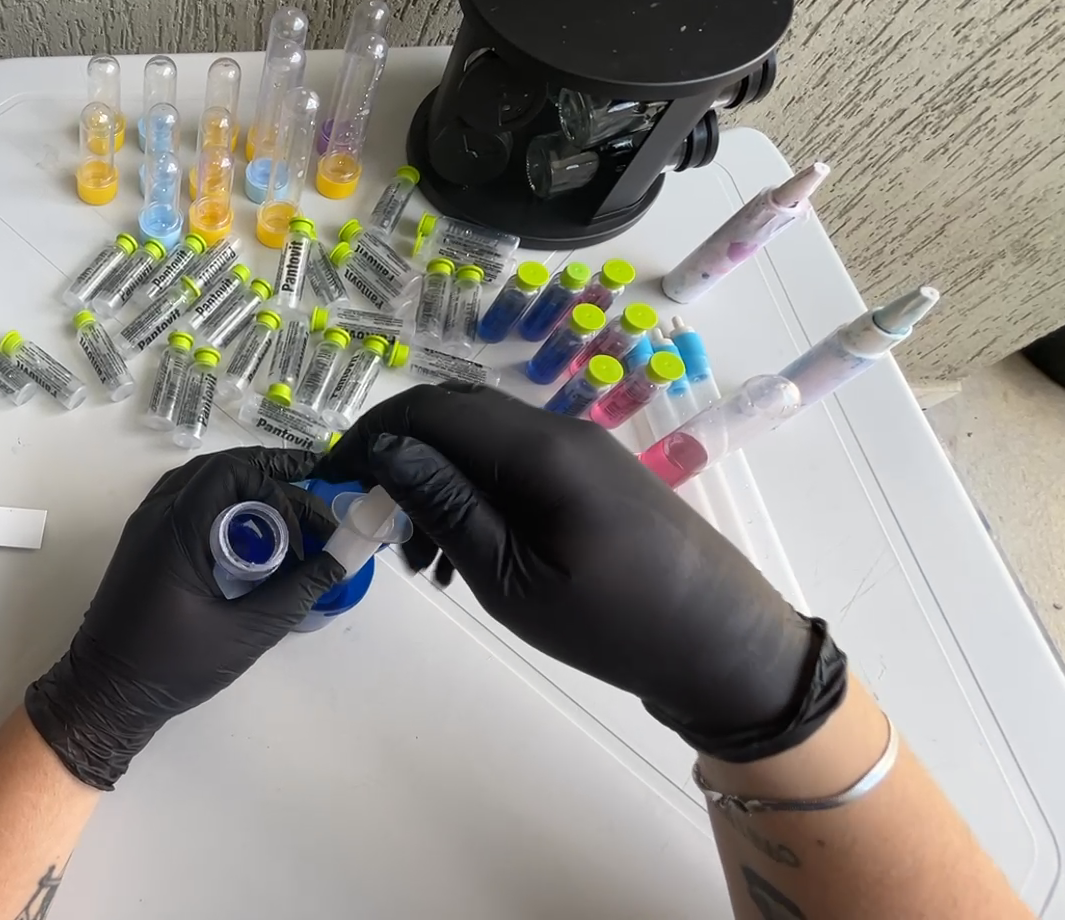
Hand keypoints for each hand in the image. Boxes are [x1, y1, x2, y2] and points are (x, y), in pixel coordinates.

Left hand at [26, 446, 346, 789]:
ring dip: (244, 481)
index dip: (276, 488)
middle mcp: (156, 513)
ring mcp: (145, 524)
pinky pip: (186, 498)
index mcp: (175, 528)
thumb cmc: (171, 666)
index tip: (303, 533)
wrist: (104, 692)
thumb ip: (294, 594)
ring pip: (200, 478)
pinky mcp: (144, 540)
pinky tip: (250, 522)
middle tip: (313, 479)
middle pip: (217, 466)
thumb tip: (338, 564)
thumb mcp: (244, 633)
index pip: (230, 473)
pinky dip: (222, 498)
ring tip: (288, 496)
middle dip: (268, 470)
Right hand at [318, 385, 846, 761]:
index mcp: (537, 449)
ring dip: (430, 481)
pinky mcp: (585, 471)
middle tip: (373, 520)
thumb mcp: (508, 576)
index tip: (334, 478)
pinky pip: (508, 462)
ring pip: (476, 441)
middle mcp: (555, 430)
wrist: (730, 653)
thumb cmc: (613, 624)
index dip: (370, 435)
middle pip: (449, 416)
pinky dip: (468, 492)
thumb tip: (383, 449)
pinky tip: (461, 549)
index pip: (428, 410)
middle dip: (397, 459)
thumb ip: (442, 504)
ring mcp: (575, 447)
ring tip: (418, 557)